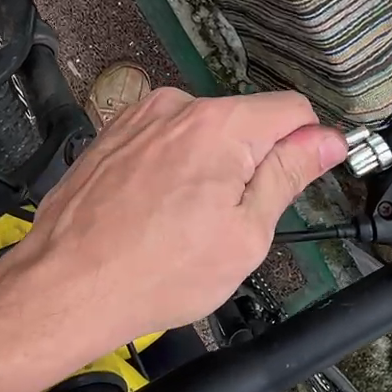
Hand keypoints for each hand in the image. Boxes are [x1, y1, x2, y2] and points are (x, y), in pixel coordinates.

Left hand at [0, 88, 345, 353]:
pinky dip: (174, 167)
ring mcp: (141, 118)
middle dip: (253, 162)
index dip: (308, 144)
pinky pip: (167, 139)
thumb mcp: (245, 234)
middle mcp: (177, 107)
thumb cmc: (151, 271)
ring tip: (187, 220)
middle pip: (246, 121)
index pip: (292, 109)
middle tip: (233, 219)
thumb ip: (289, 175)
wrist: (68, 284)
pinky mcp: (117, 132)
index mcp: (218, 126)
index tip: (303, 173)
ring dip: (212, 166)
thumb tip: (324, 142)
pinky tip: (159, 210)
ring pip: (205, 132)